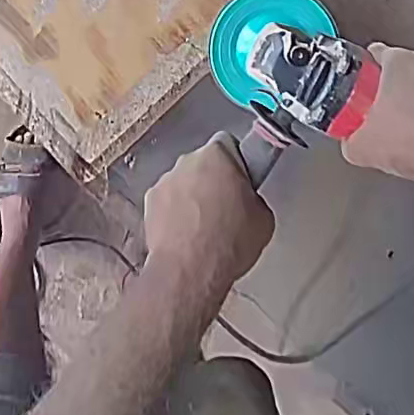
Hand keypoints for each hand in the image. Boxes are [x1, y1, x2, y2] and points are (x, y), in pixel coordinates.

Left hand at [144, 132, 274, 294]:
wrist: (188, 270)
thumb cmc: (229, 241)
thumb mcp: (263, 218)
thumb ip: (253, 196)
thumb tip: (245, 199)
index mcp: (217, 155)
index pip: (228, 144)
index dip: (236, 163)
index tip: (240, 180)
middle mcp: (186, 160)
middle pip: (203, 163)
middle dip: (213, 179)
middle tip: (226, 207)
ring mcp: (164, 180)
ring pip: (184, 182)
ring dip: (192, 196)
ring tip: (205, 227)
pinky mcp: (149, 201)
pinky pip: (167, 200)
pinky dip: (174, 212)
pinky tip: (185, 234)